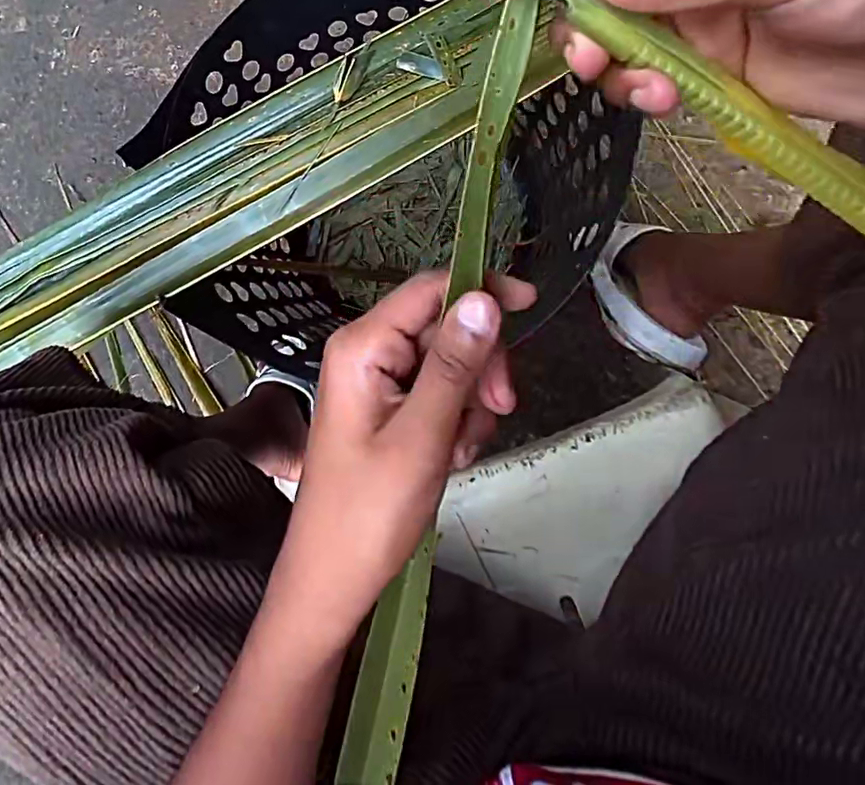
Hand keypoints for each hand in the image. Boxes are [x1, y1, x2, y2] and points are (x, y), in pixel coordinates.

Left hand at [274, 272, 534, 641]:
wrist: (335, 576)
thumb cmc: (370, 512)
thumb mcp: (421, 435)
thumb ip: (453, 365)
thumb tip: (485, 298)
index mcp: (362, 345)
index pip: (428, 289)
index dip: (480, 288)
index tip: (529, 304)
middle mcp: (367, 351)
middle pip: (444, 326)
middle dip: (477, 365)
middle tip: (496, 408)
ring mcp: (378, 380)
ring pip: (449, 362)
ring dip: (469, 402)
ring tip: (458, 448)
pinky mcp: (389, 407)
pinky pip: (439, 392)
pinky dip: (456, 420)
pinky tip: (449, 456)